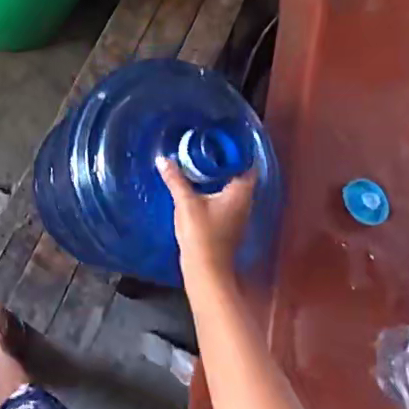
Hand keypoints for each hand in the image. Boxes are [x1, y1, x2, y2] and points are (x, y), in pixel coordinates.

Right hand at [156, 155, 255, 283]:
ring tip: (198, 161)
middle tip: (204, 145)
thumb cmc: (201, 234)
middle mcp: (244, 202)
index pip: (246, 164)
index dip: (235, 150)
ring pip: (231, 187)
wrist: (206, 271)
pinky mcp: (228, 224)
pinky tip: (198, 185)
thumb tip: (163, 158)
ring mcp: (238, 215)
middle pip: (238, 174)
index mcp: (240, 193)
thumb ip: (176, 179)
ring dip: (218, 175)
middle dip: (223, 160)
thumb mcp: (186, 202)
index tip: (219, 138)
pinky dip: (215, 188)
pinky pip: (225, 197)